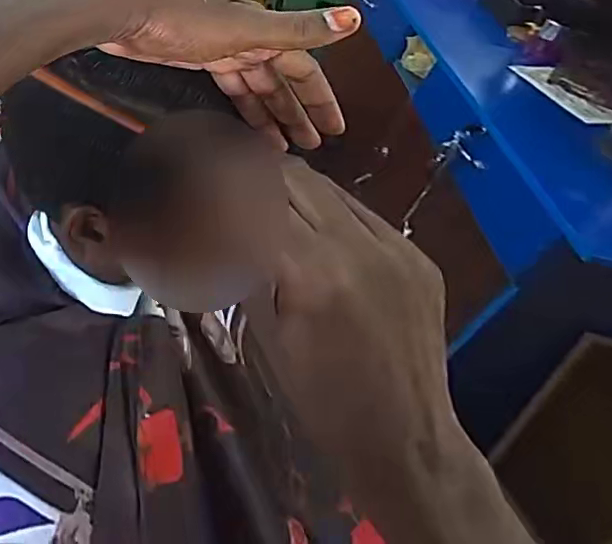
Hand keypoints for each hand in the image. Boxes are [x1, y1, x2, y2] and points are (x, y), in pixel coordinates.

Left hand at [46, 0, 357, 148]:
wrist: (127, 13)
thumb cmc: (184, 18)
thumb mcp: (246, 26)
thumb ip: (297, 29)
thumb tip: (352, 18)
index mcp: (260, 28)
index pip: (302, 66)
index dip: (319, 96)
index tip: (335, 129)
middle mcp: (242, 36)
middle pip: (277, 78)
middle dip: (296, 111)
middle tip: (312, 146)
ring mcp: (215, 47)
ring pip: (251, 84)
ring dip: (267, 113)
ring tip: (281, 147)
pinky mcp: (189, 57)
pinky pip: (225, 85)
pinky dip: (238, 104)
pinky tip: (242, 122)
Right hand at [227, 155, 525, 543]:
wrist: (406, 440)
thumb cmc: (317, 394)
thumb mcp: (264, 325)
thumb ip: (243, 261)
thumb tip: (214, 217)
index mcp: (310, 272)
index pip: (253, 200)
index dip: (220, 183)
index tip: (195, 175)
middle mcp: (356, 248)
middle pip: (291, 177)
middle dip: (251, 172)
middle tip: (223, 176)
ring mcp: (394, 248)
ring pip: (326, 186)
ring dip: (288, 184)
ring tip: (261, 192)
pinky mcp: (416, 254)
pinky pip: (359, 211)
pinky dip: (325, 207)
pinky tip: (309, 222)